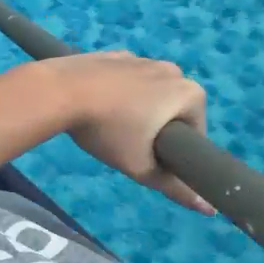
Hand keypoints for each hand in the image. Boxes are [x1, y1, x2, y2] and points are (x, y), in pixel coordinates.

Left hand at [42, 51, 214, 214]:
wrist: (55, 91)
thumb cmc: (105, 129)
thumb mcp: (140, 166)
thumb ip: (176, 188)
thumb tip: (208, 209)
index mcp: (188, 92)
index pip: (195, 131)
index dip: (175, 150)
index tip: (147, 156)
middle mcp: (169, 69)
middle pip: (171, 109)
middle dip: (154, 126)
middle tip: (126, 142)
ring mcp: (138, 57)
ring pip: (146, 92)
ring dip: (135, 108)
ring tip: (107, 123)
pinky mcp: (110, 53)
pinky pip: (122, 79)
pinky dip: (114, 91)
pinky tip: (94, 103)